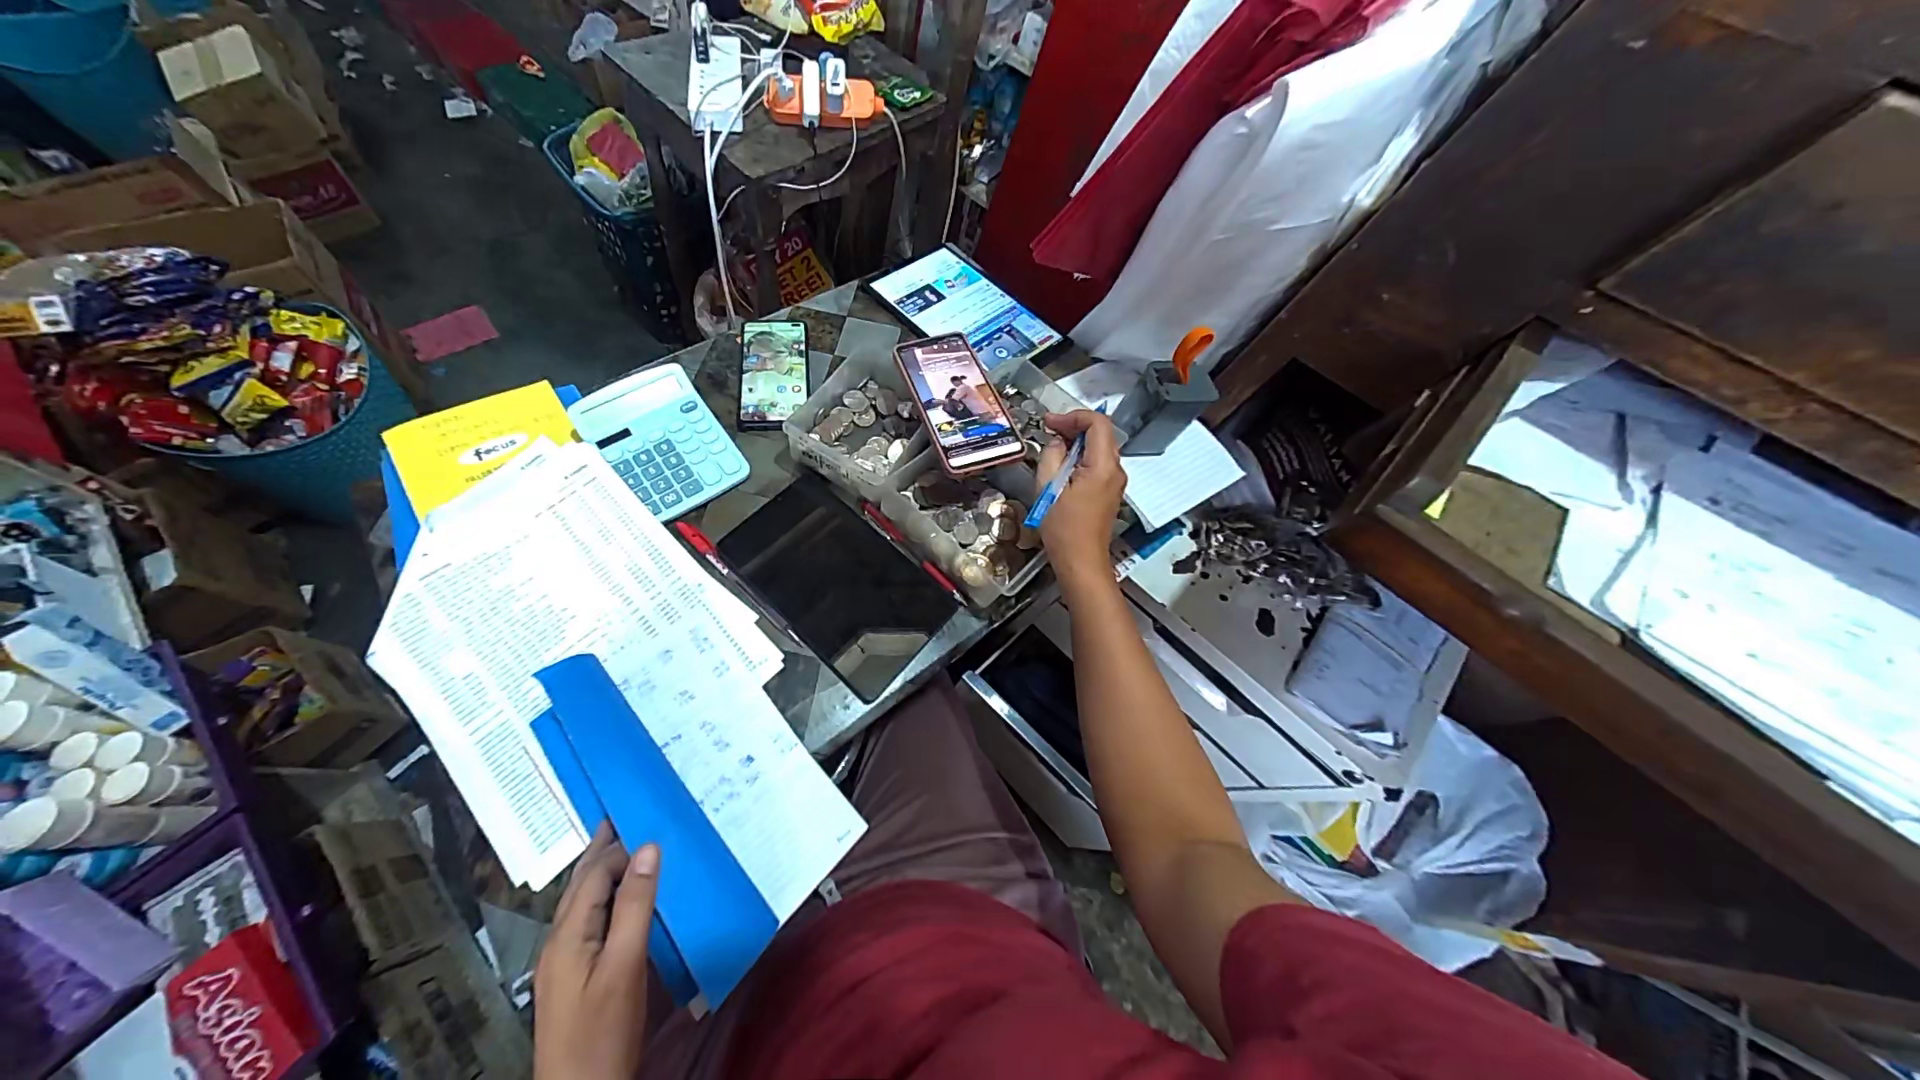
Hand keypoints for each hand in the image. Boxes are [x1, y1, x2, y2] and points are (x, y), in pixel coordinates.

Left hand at [534, 824, 660, 1079]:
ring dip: (604, 872)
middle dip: (602, 850)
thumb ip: (636, 904)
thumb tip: (649, 848)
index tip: (650, 821)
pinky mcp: (574, 977)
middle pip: (581, 884)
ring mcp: (563, 962)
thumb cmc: (604, 1029)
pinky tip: (623, 899)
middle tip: (625, 816)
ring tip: (626, 846)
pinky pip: (589, 921)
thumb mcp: (626, 963)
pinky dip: (607, 897)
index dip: (621, 847)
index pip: (595, 874)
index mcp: (567, 934)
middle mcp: (558, 942)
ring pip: (583, 902)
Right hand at [1034, 410, 1125, 588]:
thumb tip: (1057, 441)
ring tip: (1053, 446)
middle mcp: (1115, 470)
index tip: (1049, 423)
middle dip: (1074, 426)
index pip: (1097, 423)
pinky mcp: (1109, 491)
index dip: (1072, 416)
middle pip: (1101, 433)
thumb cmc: (1063, 529)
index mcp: (1103, 467)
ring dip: (1077, 441)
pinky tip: (1063, 465)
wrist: (1081, 561)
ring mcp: (1115, 482)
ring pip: (1100, 447)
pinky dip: (1081, 456)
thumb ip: (1051, 455)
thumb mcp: (1047, 488)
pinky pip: (1098, 463)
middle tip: (1048, 431)